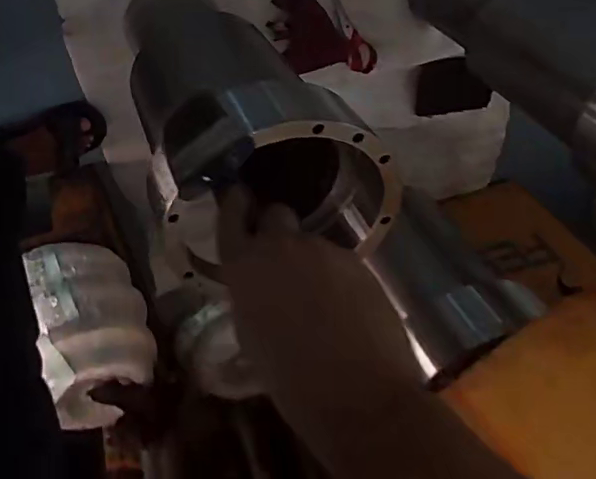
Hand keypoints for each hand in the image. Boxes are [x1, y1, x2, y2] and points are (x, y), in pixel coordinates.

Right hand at [218, 188, 423, 419]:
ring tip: (321, 299)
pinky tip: (347, 310)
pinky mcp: (356, 261)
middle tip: (283, 260)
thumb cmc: (293, 383)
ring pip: (310, 242)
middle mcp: (279, 246)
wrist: (364, 400)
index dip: (235, 204)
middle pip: (275, 213)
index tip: (240, 196)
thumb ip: (249, 298)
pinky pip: (339, 260)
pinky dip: (338, 277)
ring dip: (310, 261)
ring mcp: (321, 249)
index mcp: (243, 265)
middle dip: (277, 230)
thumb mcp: (251, 339)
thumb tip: (257, 289)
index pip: (231, 215)